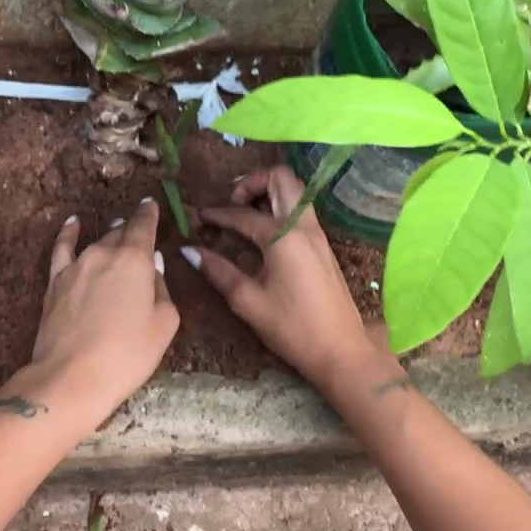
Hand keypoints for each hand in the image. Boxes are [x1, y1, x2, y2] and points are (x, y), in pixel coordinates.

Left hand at [0, 200, 179, 432]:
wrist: (73, 376)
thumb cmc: (128, 354)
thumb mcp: (164, 325)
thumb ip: (163, 290)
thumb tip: (154, 268)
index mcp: (136, 260)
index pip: (144, 227)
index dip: (149, 214)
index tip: (151, 204)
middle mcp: (104, 253)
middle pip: (121, 233)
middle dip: (132, 229)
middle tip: (140, 228)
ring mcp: (76, 265)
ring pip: (97, 242)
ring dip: (109, 234)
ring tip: (117, 228)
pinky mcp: (55, 281)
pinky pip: (62, 248)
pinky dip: (69, 232)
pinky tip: (73, 223)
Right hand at [185, 166, 390, 394]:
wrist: (341, 351)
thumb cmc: (292, 328)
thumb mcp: (247, 301)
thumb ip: (218, 270)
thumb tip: (189, 250)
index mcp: (283, 237)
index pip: (243, 214)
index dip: (217, 214)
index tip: (198, 218)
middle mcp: (303, 226)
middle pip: (281, 178)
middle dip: (252, 181)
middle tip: (232, 202)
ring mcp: (317, 234)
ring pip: (294, 191)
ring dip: (268, 192)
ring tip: (245, 214)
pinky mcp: (323, 246)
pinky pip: (300, 210)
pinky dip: (280, 208)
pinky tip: (263, 233)